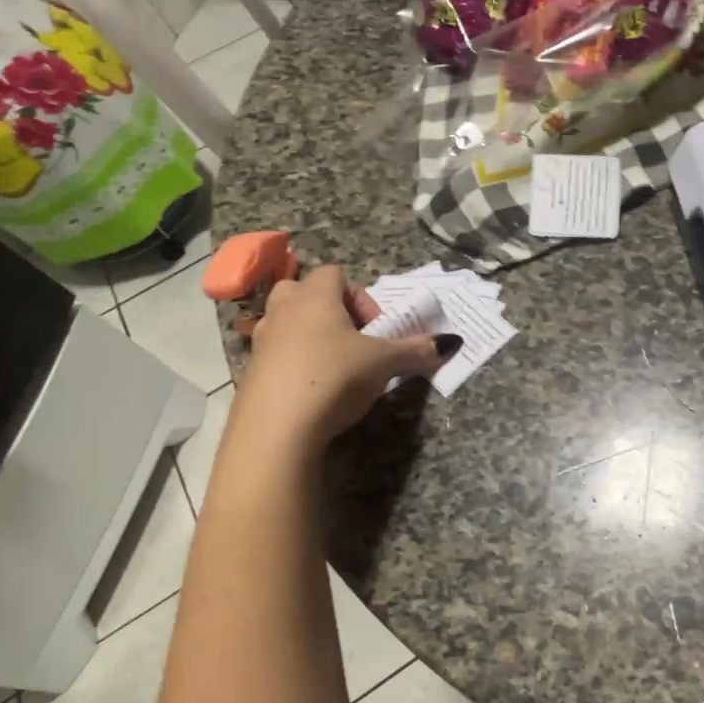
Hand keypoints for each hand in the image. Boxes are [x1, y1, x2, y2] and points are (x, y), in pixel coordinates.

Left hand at [234, 265, 458, 446]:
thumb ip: (416, 350)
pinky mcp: (252, 373)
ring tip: (335, 367)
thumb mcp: (384, 363)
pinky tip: (314, 392)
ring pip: (287, 324)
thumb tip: (451, 342)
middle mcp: (283, 310)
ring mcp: (262, 342)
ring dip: (311, 337)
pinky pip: (277, 356)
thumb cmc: (334, 376)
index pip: (335, 273)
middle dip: (329, 311)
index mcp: (314, 297)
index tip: (374, 328)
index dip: (359, 296)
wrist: (277, 428)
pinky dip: (295, 366)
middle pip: (303, 292)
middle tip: (352, 340)